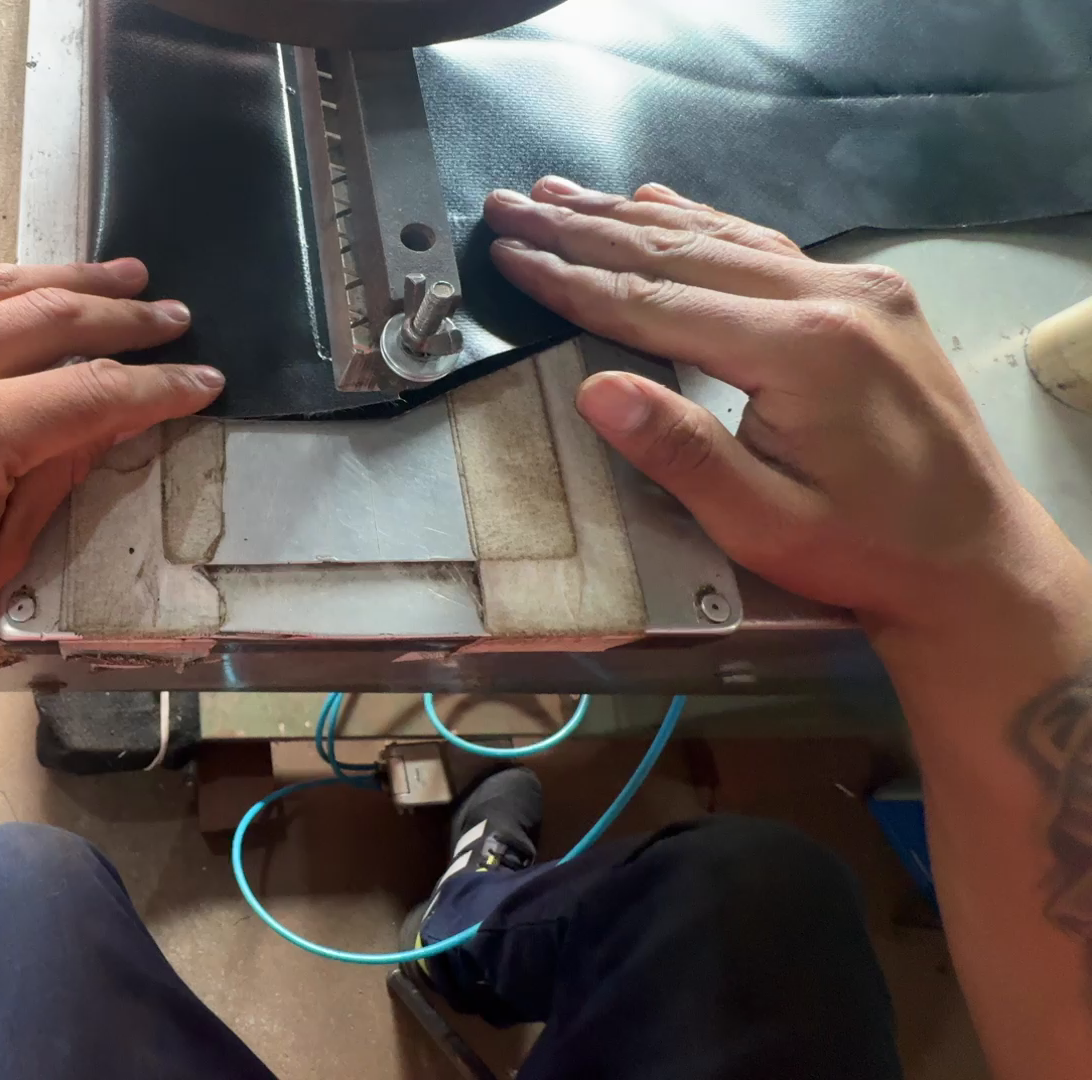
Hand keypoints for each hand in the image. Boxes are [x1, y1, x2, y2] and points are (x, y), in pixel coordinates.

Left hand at [0, 258, 222, 752]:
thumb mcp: (4, 546)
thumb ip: (65, 464)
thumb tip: (122, 412)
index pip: (89, 391)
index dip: (156, 386)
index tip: (202, 379)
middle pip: (45, 320)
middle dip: (120, 317)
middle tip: (174, 315)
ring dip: (65, 283)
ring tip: (122, 276)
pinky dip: (3, 296)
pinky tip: (39, 294)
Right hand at [483, 177, 1081, 634]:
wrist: (973, 554)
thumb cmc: (857, 546)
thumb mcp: (755, 518)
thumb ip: (677, 449)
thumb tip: (593, 390)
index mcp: (800, 348)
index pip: (650, 302)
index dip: (567, 279)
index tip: (508, 254)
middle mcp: (828, 296)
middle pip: (674, 251)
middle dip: (579, 228)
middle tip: (511, 206)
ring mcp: (850, 289)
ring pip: (711, 235)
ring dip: (623, 215)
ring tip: (558, 194)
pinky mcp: (856, 299)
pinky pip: (754, 243)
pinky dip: (693, 218)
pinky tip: (656, 198)